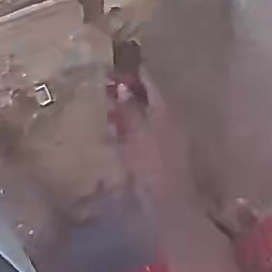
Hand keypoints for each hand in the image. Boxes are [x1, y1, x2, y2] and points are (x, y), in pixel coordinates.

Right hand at [108, 77, 202, 226]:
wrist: (171, 201)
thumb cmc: (152, 163)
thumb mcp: (135, 133)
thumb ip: (128, 109)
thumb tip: (121, 87)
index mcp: (164, 107)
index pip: (147, 80)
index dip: (128, 73)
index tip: (107, 69)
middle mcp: (168, 116)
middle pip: (146, 95)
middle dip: (125, 89)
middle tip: (101, 85)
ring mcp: (165, 133)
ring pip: (144, 111)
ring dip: (126, 106)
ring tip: (103, 104)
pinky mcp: (160, 149)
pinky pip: (143, 127)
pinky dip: (129, 122)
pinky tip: (114, 127)